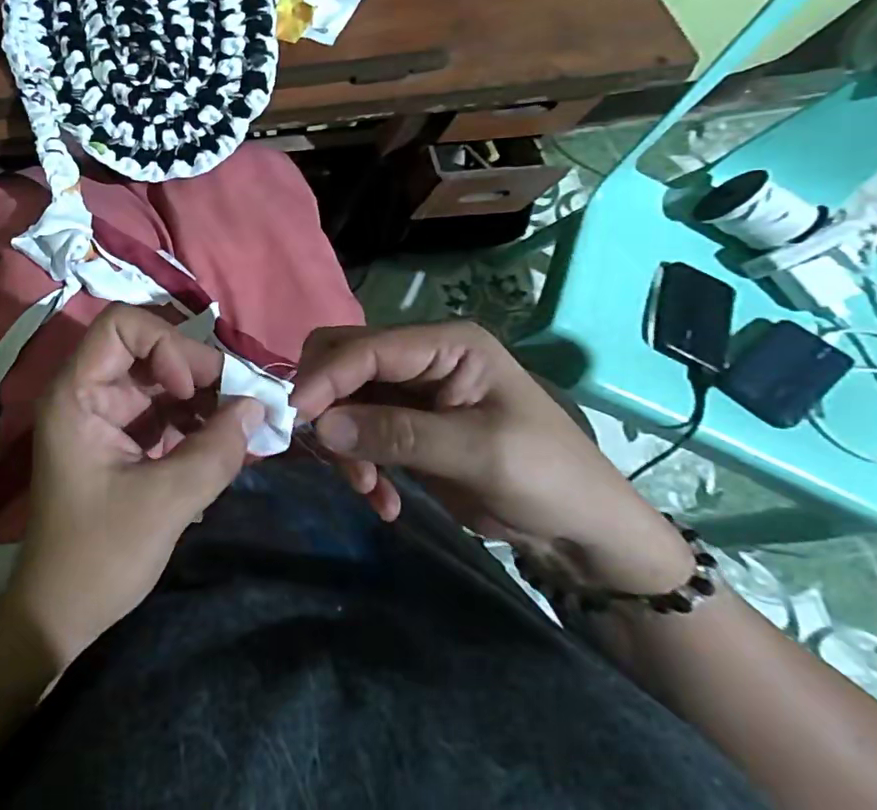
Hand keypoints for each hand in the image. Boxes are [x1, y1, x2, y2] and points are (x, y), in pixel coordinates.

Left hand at [6, 304, 263, 661]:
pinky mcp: (123, 439)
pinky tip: (226, 439)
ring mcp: (106, 416)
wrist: (62, 611)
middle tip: (241, 403)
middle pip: (148, 348)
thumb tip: (258, 408)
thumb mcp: (166, 503)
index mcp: (76, 395)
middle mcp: (88, 394)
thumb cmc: (100, 556)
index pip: (121, 325)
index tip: (188, 389)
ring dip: (203, 395)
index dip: (164, 344)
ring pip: (162, 379)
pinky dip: (197, 419)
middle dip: (197, 370)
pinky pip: (165, 410)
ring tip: (242, 423)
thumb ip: (215, 451)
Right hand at [291, 322, 691, 594]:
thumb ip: (399, 434)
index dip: (326, 377)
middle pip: (343, 362)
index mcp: (446, 345)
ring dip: (343, 445)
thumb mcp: (480, 453)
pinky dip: (358, 465)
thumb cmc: (548, 477)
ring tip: (369, 489)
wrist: (580, 530)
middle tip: (329, 451)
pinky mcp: (402, 428)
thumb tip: (322, 425)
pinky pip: (355, 434)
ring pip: (341, 400)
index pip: (366, 348)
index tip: (296, 417)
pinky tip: (383, 500)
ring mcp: (409, 394)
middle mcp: (421, 360)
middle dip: (328, 407)